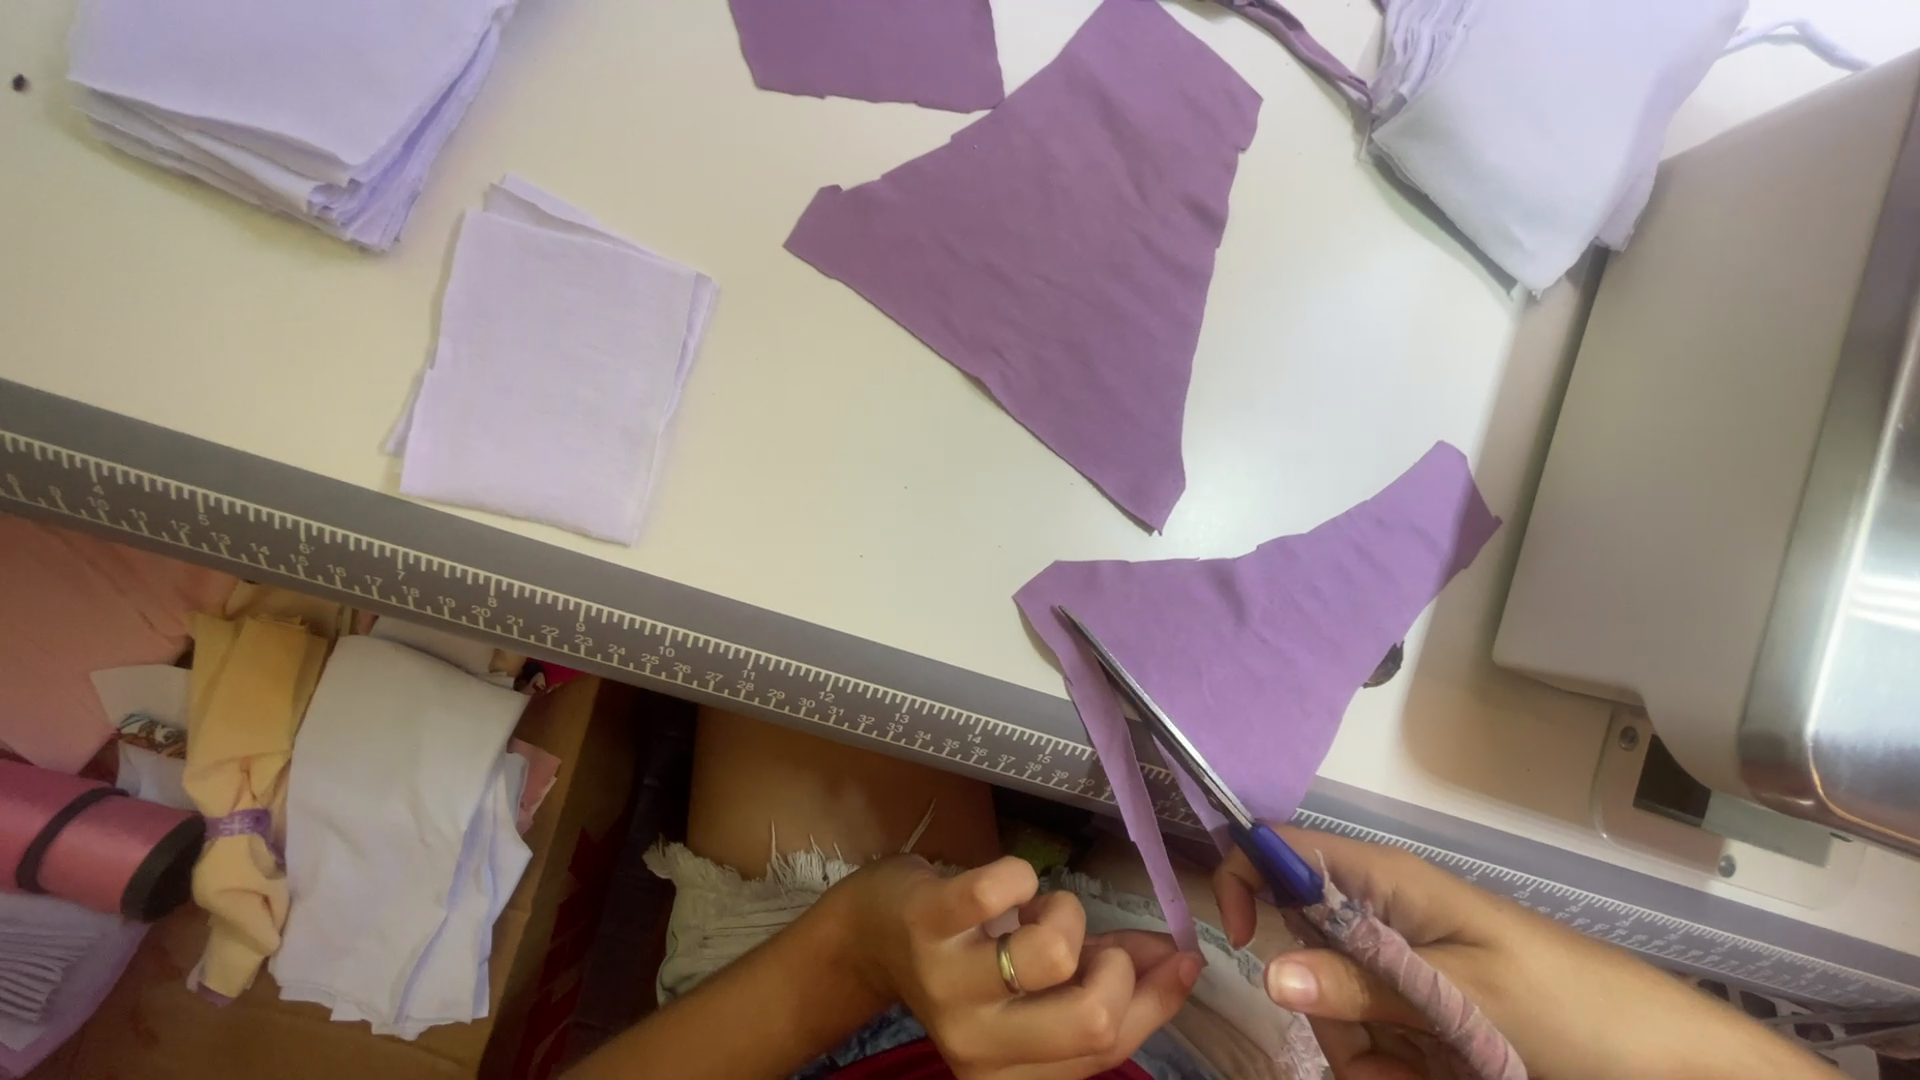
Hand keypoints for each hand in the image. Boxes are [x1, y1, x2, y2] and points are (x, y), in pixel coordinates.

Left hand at [821, 854, 1202, 1079]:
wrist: (874, 931)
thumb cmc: (969, 958)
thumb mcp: (1035, 986)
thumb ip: (1105, 979)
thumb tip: (1180, 960)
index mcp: (1012, 1071)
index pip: (1108, 1048)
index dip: (1156, 999)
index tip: (1180, 956)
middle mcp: (979, 1044)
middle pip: (1091, 1018)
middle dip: (1115, 964)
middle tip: (1084, 938)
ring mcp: (951, 983)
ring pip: (1054, 951)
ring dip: (1063, 910)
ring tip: (1033, 911)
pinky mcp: (930, 921)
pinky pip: (999, 889)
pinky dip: (1020, 874)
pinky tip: (1006, 885)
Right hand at [1212, 827, 1836, 1079]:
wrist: (1679, 1066)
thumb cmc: (1573, 1009)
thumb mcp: (1465, 1000)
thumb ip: (1363, 984)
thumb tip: (1267, 973)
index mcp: (1386, 880)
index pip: (1281, 849)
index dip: (1246, 879)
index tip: (1242, 942)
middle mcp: (1383, 912)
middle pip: (1301, 942)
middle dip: (1321, 1006)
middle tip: (1371, 1055)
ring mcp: (1403, 962)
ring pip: (1331, 998)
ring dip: (1357, 1048)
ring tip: (1415, 1079)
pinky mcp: (1424, 1006)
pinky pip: (1370, 1033)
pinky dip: (1384, 1067)